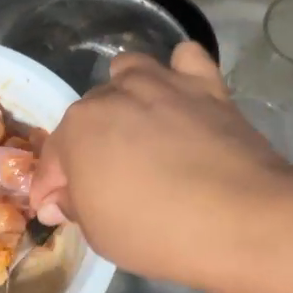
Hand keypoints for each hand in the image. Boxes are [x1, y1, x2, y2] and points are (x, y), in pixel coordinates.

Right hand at [29, 42, 292, 289]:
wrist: (242, 219)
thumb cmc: (156, 232)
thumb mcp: (98, 234)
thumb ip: (73, 206)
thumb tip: (59, 198)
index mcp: (78, 129)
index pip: (52, 159)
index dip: (49, 188)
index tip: (55, 209)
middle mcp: (113, 96)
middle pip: (89, 114)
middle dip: (88, 145)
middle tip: (104, 181)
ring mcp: (163, 84)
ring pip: (129, 70)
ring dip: (124, 94)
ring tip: (137, 127)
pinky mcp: (207, 86)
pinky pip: (186, 58)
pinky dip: (180, 72)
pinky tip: (181, 96)